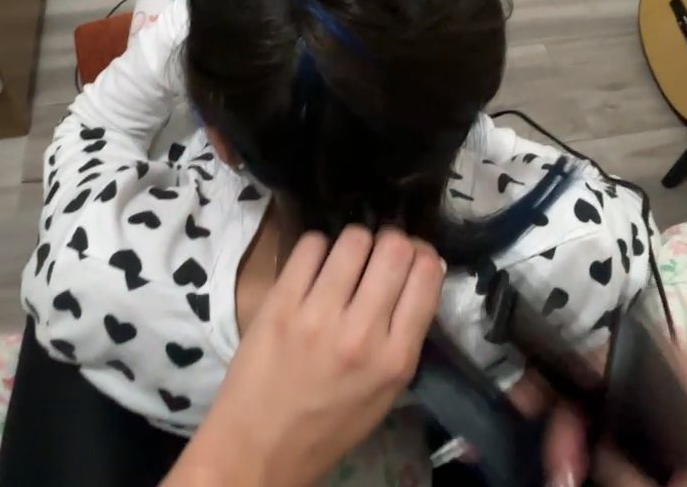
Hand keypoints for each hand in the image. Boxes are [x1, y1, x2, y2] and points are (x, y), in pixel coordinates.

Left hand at [165, 226, 444, 486]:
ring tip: (344, 259)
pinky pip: (311, 244)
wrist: (260, 447)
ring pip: (353, 239)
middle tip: (378, 254)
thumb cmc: (329, 422)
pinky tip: (314, 266)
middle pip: (395, 248)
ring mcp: (318, 315)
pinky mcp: (281, 303)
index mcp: (395, 359)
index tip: (411, 257)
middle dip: (391, 241)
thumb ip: (406, 333)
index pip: (427, 275)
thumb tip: (424, 269)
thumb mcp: (386, 390)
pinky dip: (317, 247)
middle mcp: (362, 334)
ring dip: (353, 242)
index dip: (422, 255)